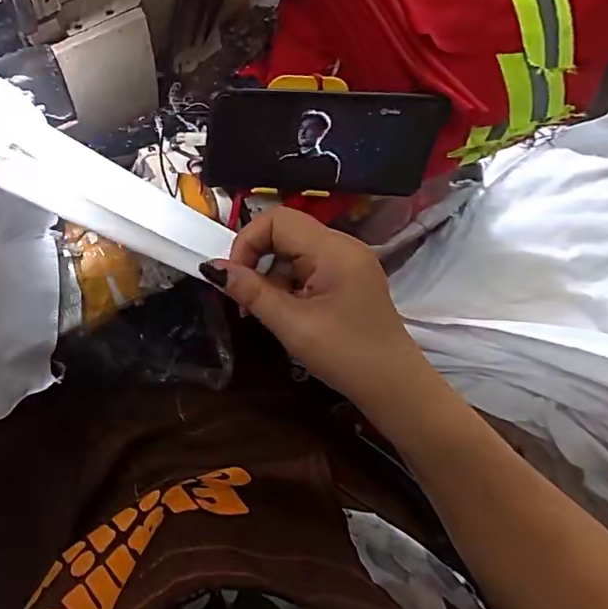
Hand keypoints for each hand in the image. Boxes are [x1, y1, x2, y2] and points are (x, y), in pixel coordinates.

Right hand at [205, 208, 426, 405]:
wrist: (395, 388)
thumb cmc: (345, 355)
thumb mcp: (291, 324)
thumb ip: (250, 291)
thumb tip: (212, 267)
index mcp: (334, 250)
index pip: (277, 220)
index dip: (247, 241)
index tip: (235, 278)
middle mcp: (342, 246)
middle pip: (283, 233)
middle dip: (255, 261)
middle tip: (244, 300)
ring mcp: (347, 262)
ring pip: (291, 252)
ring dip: (268, 276)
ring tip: (261, 312)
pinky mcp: (346, 279)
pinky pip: (305, 268)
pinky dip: (285, 285)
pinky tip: (282, 313)